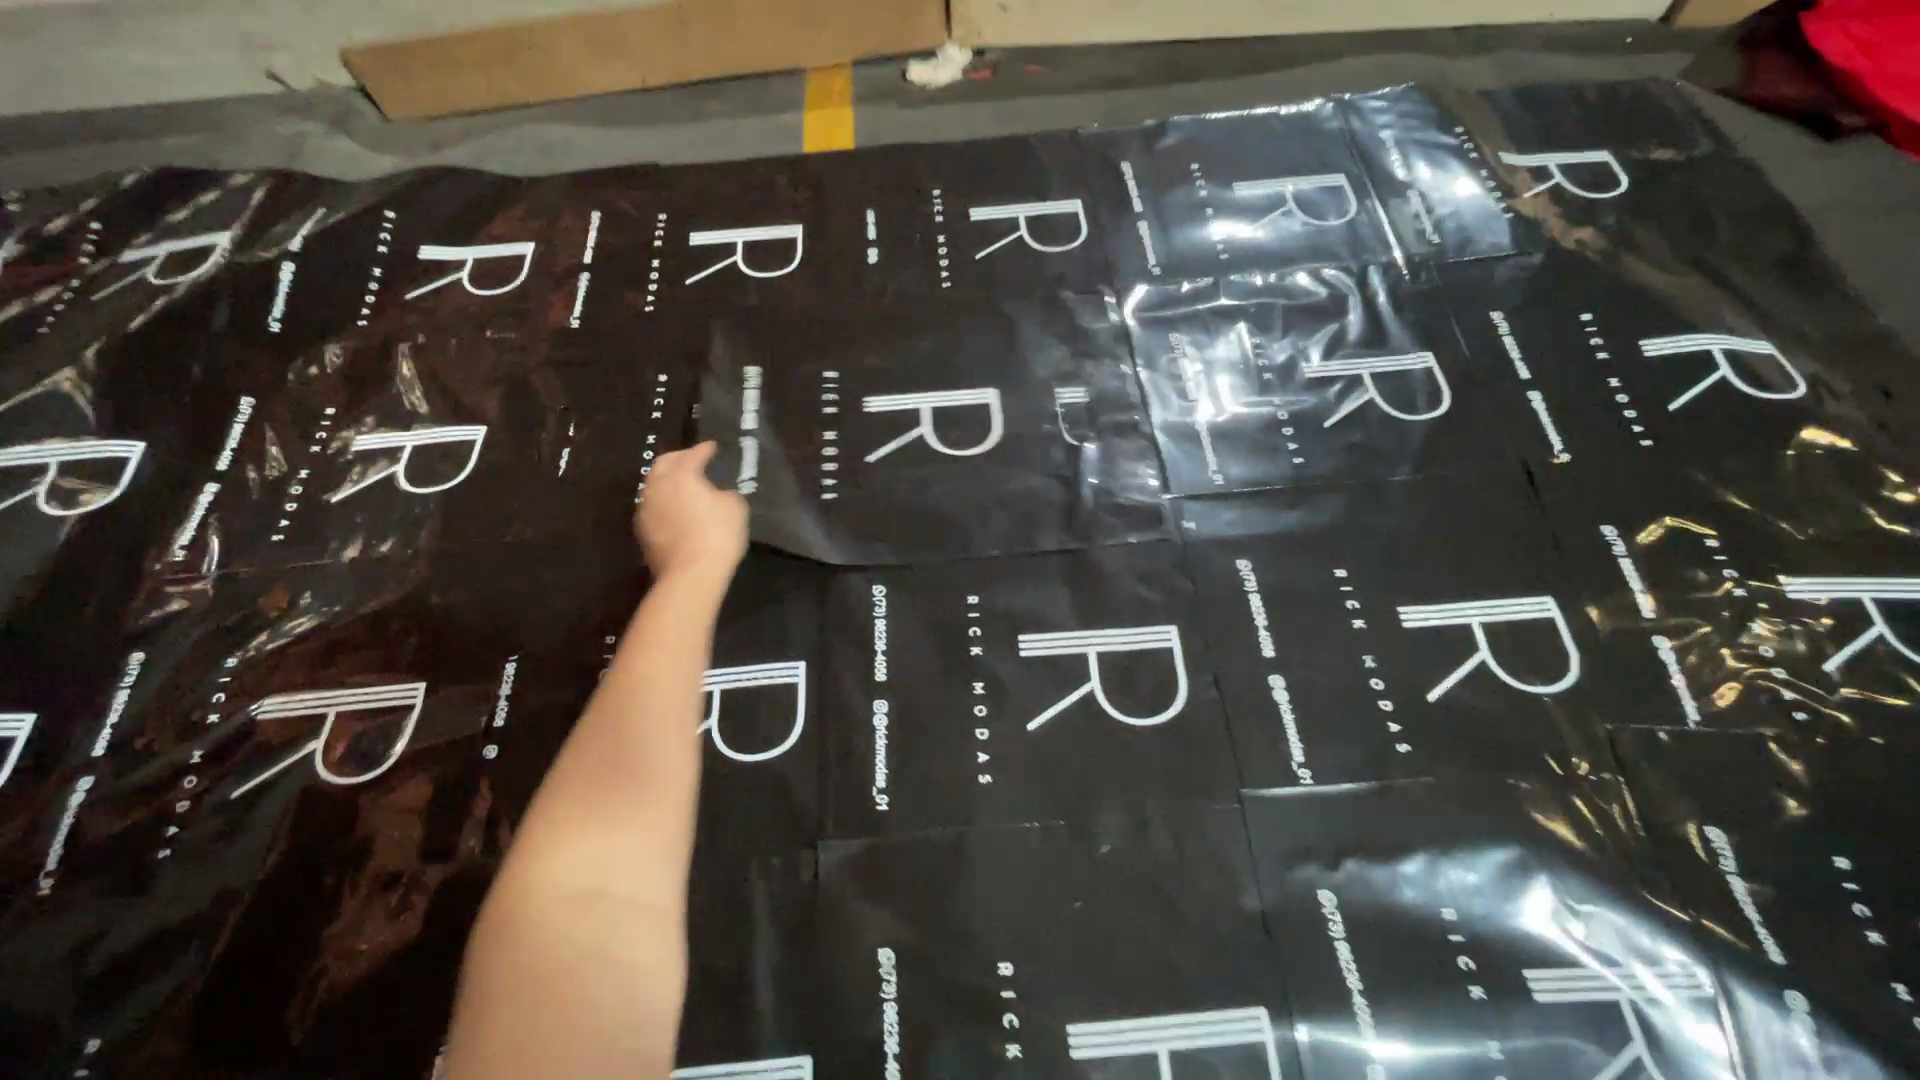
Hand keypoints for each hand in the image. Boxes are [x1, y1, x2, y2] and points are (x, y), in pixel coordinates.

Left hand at [635, 442, 748, 582]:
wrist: (690, 574)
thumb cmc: (718, 535)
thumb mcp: (735, 507)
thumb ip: (725, 493)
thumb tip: (716, 494)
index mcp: (681, 474)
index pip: (694, 454)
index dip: (705, 449)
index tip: (712, 446)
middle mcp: (657, 485)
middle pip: (664, 463)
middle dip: (679, 457)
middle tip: (692, 458)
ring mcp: (645, 508)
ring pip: (654, 485)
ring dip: (667, 480)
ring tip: (682, 484)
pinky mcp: (642, 530)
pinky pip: (652, 505)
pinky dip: (663, 501)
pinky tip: (674, 508)